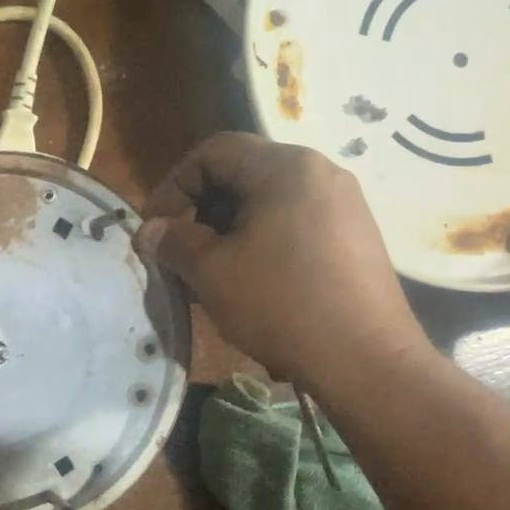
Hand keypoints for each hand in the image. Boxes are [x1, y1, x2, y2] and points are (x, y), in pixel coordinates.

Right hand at [137, 132, 432, 393]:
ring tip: (207, 276)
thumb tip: (146, 231)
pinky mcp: (353, 236)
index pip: (212, 152)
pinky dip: (257, 243)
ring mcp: (342, 204)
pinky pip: (292, 223)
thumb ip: (173, 242)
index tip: (154, 230)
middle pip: (240, 174)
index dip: (172, 186)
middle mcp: (319, 173)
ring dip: (225, 232)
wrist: (363, 358)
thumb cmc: (280, 304)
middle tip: (177, 256)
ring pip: (265, 202)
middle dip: (198, 212)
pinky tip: (247, 284)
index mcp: (284, 168)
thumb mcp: (212, 272)